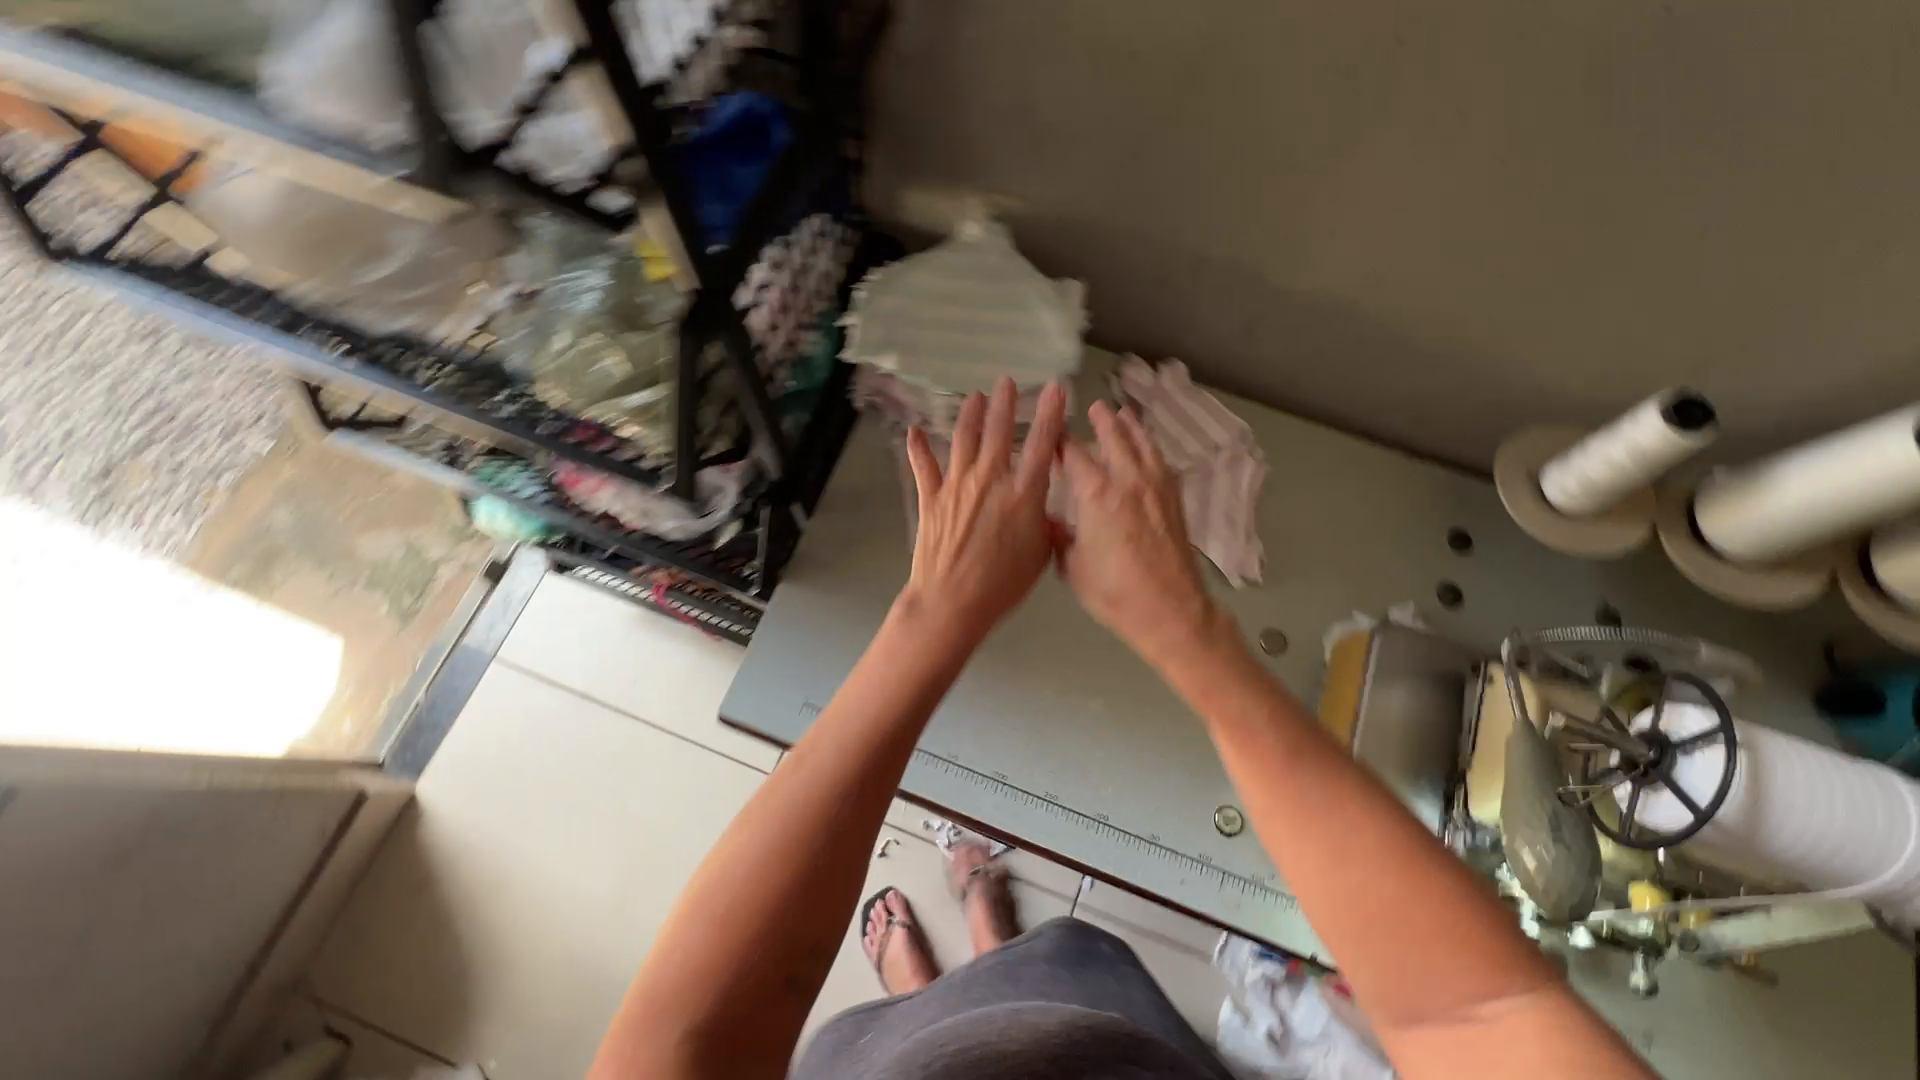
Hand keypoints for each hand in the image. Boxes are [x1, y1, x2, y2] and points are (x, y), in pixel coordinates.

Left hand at [897, 377, 1067, 645]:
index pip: (1043, 444)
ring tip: (975, 397)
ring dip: (970, 415)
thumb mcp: (1040, 555)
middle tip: (1007, 381)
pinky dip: (917, 447)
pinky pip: (923, 466)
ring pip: (963, 439)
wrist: (953, 600)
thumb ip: (1045, 526)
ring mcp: (956, 485)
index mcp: (1023, 493)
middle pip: (999, 431)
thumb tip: (1046, 514)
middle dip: (1005, 403)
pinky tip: (913, 431)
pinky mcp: (930, 498)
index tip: (1057, 388)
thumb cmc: (1004, 583)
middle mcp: (990, 479)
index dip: (1052, 413)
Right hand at [1056, 401, 1224, 666]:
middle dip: (1102, 421)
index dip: (1061, 442)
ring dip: (1131, 427)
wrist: (1170, 610)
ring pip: (1143, 444)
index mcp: (1096, 494)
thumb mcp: (1073, 568)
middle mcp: (1127, 481)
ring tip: (1124, 414)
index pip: (1074, 455)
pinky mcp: (1175, 500)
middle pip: (1114, 438)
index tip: (1052, 434)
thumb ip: (1061, 538)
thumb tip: (1051, 523)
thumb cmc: (1113, 592)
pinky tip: (1149, 450)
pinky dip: (1151, 449)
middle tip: (1094, 407)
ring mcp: (1156, 488)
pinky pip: (1161, 462)